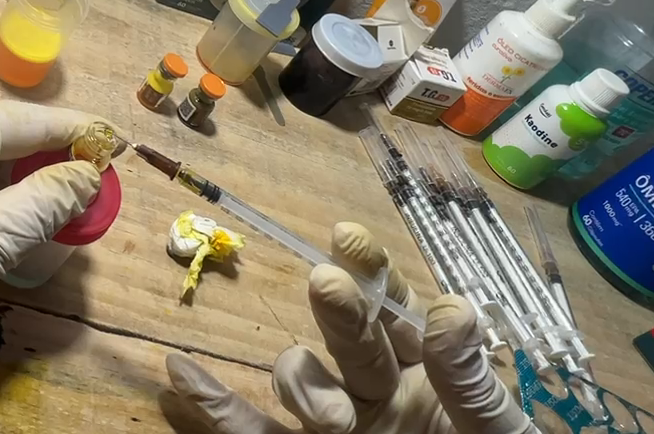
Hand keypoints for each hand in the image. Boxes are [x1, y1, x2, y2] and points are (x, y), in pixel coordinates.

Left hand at [0, 101, 105, 433]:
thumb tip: (87, 174)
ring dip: (26, 196)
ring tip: (72, 217)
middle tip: (100, 192)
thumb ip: (41, 205)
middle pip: (2, 145)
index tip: (119, 140)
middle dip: (52, 167)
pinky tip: (23, 237)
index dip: (74, 130)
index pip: (20, 120)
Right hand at [167, 223, 530, 433]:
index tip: (348, 238)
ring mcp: (343, 425)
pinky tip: (183, 374)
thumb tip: (453, 309)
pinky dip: (221, 410)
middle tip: (329, 286)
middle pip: (348, 335)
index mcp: (428, 372)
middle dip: (338, 308)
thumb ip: (470, 384)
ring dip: (304, 382)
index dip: (370, 269)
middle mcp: (379, 388)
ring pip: (302, 378)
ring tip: (333, 417)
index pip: (395, 305)